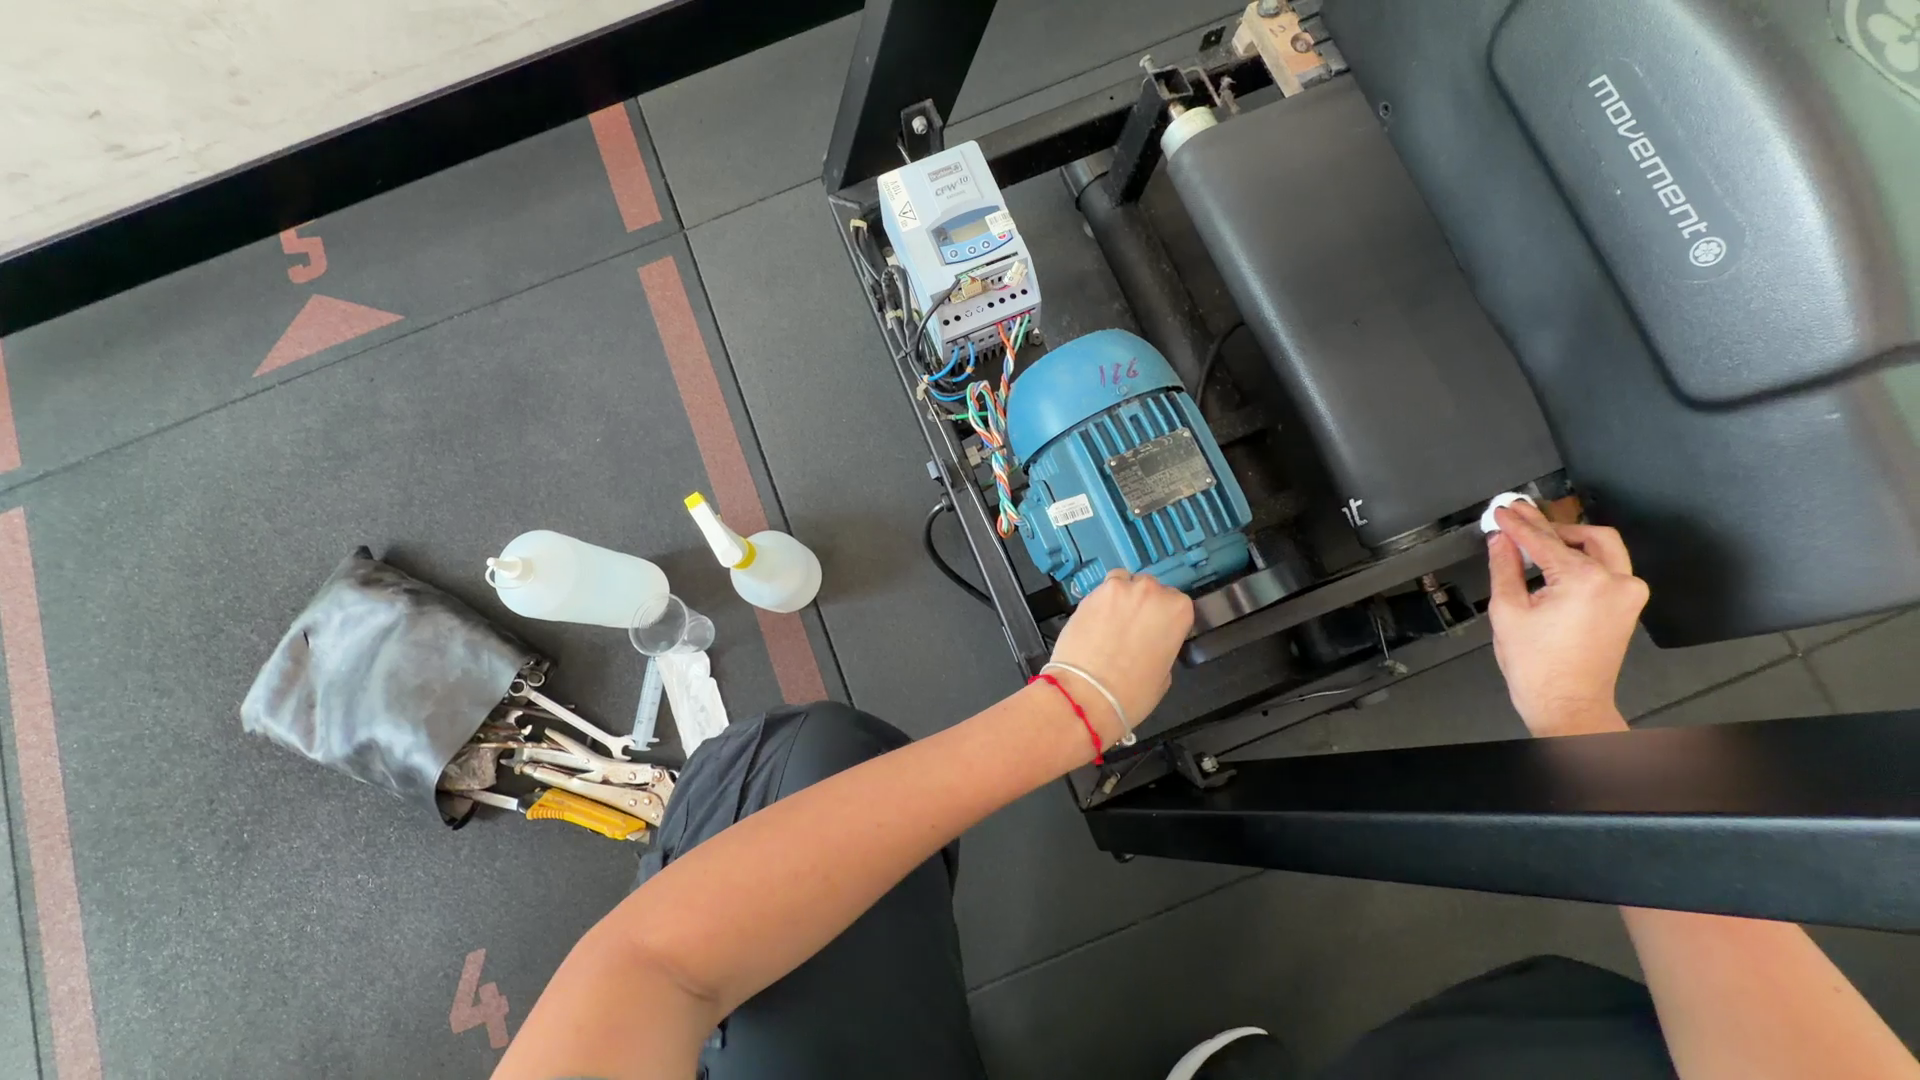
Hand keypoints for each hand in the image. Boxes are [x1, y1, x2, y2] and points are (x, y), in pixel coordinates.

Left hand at [1046, 569, 1194, 741]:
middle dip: (1142, 605)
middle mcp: (1151, 592)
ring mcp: (1119, 589)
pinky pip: (1100, 592)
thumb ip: (1162, 646)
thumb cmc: (1132, 692)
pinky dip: (1099, 603)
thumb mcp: (1164, 673)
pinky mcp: (1090, 594)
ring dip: (1121, 598)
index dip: (1164, 617)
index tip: (1156, 629)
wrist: (1088, 694)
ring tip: (1111, 623)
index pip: (1176, 602)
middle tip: (1132, 629)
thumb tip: (1151, 642)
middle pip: (1150, 588)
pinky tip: (1094, 623)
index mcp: (1178, 610)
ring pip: (1123, 583)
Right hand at [1487, 502, 1646, 735]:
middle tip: (1519, 516)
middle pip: (1586, 535)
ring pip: (1603, 548)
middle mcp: (1616, 582)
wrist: (1566, 700)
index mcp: (1585, 581)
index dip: (1517, 524)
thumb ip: (1504, 566)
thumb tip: (1500, 539)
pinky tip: (1554, 562)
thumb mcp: (1507, 609)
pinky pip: (1608, 568)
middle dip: (1550, 525)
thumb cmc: (1537, 664)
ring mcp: (1628, 594)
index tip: (1502, 511)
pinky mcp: (1628, 605)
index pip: (1544, 541)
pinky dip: (1582, 559)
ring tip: (1535, 540)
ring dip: (1570, 540)